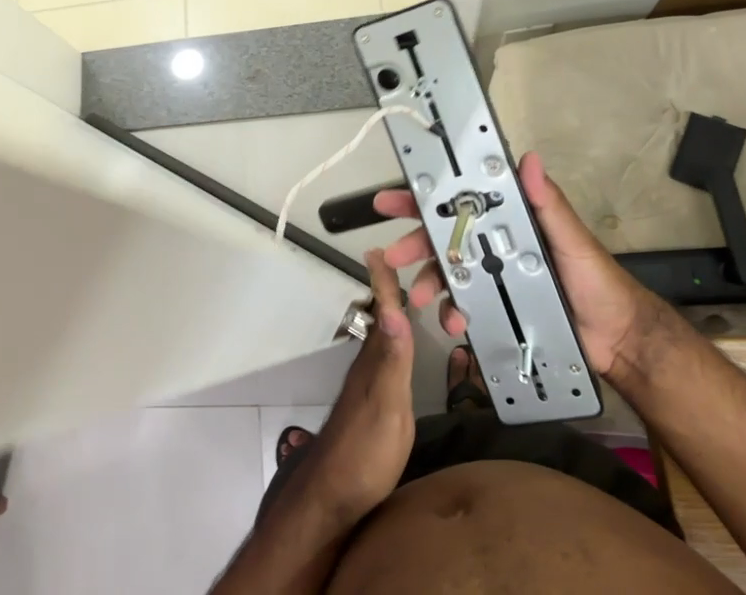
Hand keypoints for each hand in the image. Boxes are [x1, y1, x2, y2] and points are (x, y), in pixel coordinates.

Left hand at [289, 249, 414, 523]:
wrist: (335, 496)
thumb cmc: (363, 453)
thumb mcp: (386, 407)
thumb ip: (392, 361)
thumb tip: (395, 312)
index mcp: (375, 362)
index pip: (382, 313)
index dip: (382, 282)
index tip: (378, 249)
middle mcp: (371, 368)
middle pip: (383, 322)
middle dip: (391, 292)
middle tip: (404, 265)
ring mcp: (370, 387)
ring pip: (385, 341)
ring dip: (395, 316)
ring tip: (410, 298)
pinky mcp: (375, 406)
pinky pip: (389, 361)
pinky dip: (398, 344)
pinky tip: (404, 350)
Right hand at [373, 152, 673, 384]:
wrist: (618, 341)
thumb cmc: (598, 283)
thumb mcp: (573, 240)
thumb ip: (548, 204)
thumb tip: (529, 160)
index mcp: (510, 222)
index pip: (462, 202)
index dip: (426, 198)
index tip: (394, 199)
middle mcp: (496, 246)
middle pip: (444, 238)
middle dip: (414, 244)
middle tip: (393, 255)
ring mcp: (493, 279)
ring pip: (448, 274)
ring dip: (429, 282)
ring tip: (422, 296)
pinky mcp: (495, 310)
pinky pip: (463, 308)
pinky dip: (451, 313)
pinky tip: (453, 322)